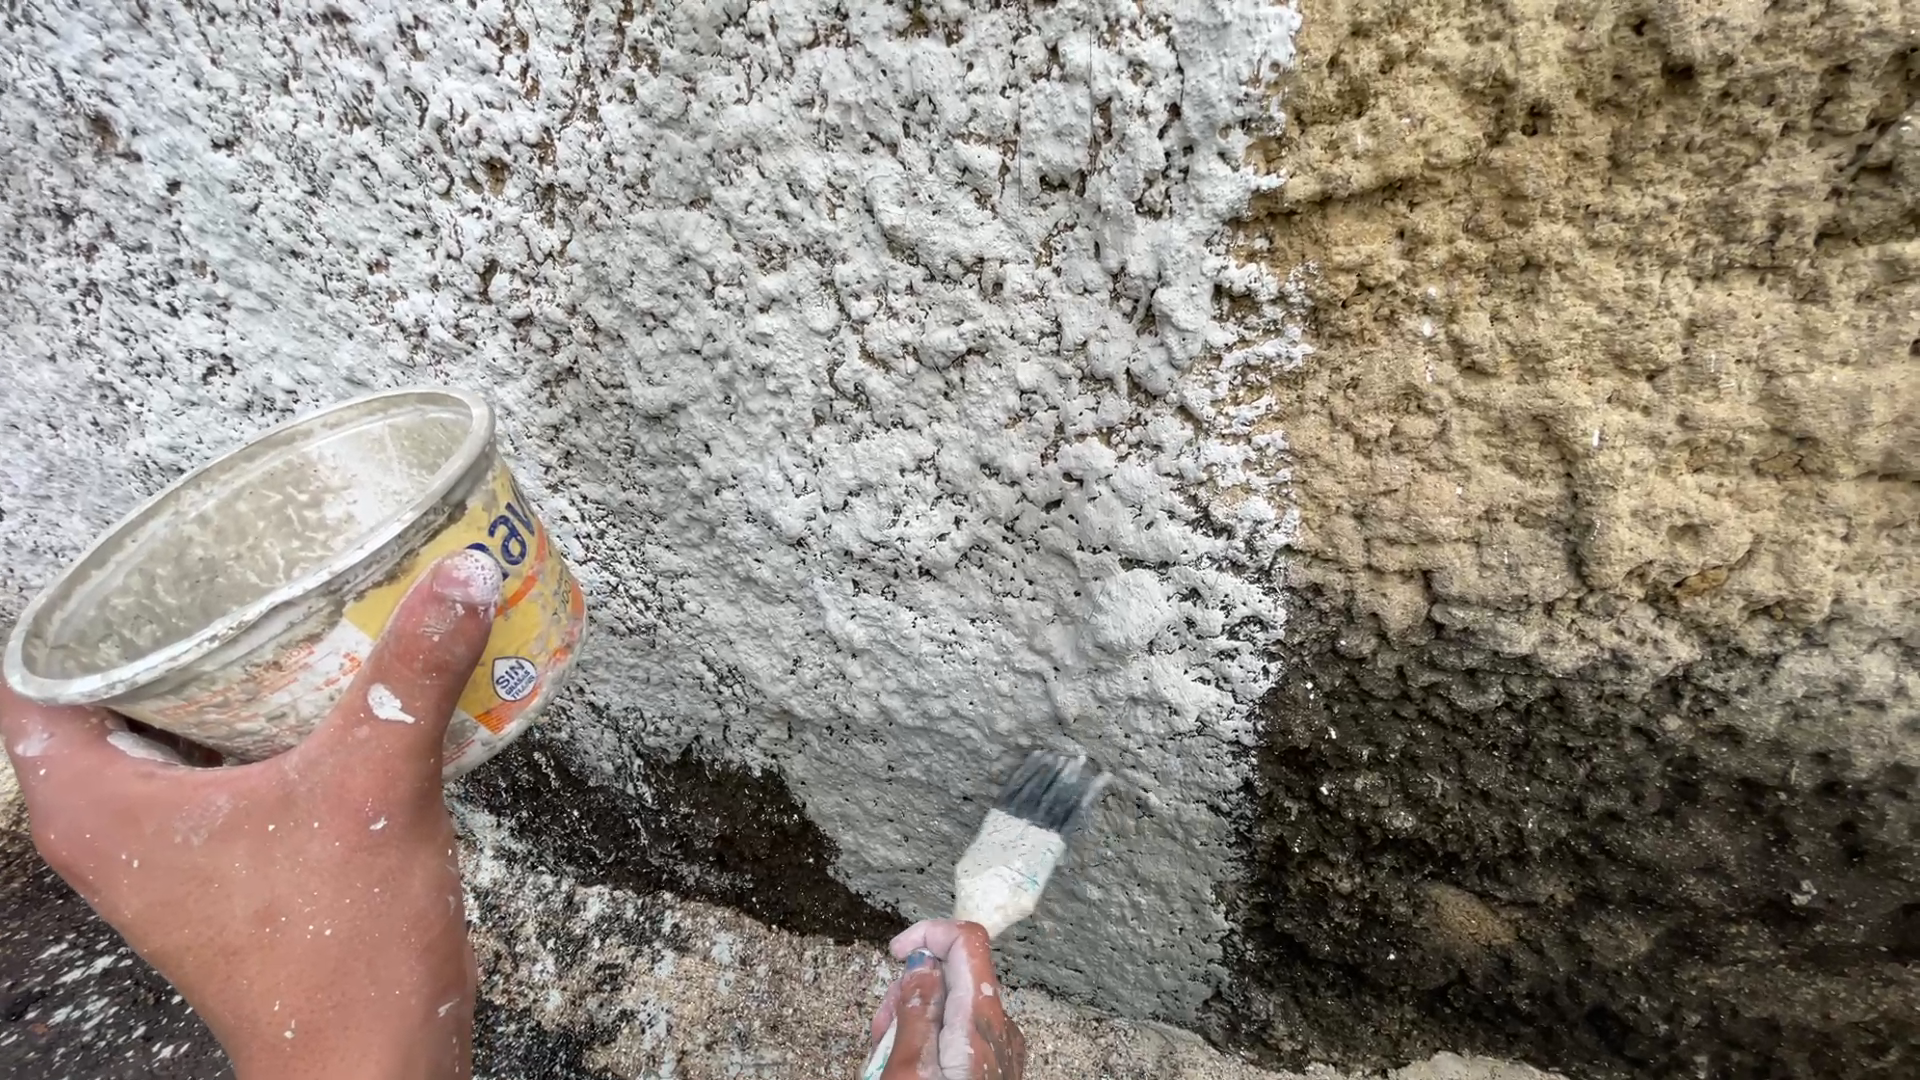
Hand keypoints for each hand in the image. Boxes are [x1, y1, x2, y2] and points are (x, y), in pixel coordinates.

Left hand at [1, 549, 501, 1079]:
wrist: (378, 1039)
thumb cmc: (338, 934)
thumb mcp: (376, 778)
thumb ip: (417, 672)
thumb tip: (465, 572)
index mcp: (102, 806)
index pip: (48, 681)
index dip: (103, 613)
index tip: (185, 560)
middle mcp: (132, 822)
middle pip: (141, 697)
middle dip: (206, 631)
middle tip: (277, 571)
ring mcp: (197, 843)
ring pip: (211, 729)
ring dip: (267, 674)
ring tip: (334, 614)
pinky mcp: (259, 854)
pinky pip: (266, 760)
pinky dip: (308, 717)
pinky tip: (373, 691)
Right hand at [869, 920, 1025, 1079]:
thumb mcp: (910, 1070)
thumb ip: (916, 1012)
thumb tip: (921, 961)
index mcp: (981, 1019)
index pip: (967, 939)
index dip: (928, 933)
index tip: (896, 953)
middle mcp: (998, 1026)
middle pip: (954, 973)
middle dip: (911, 988)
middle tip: (882, 1026)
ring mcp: (998, 1047)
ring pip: (951, 1005)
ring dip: (914, 1017)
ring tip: (886, 1054)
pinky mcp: (992, 1066)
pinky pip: (958, 1033)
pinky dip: (929, 1038)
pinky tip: (907, 1064)